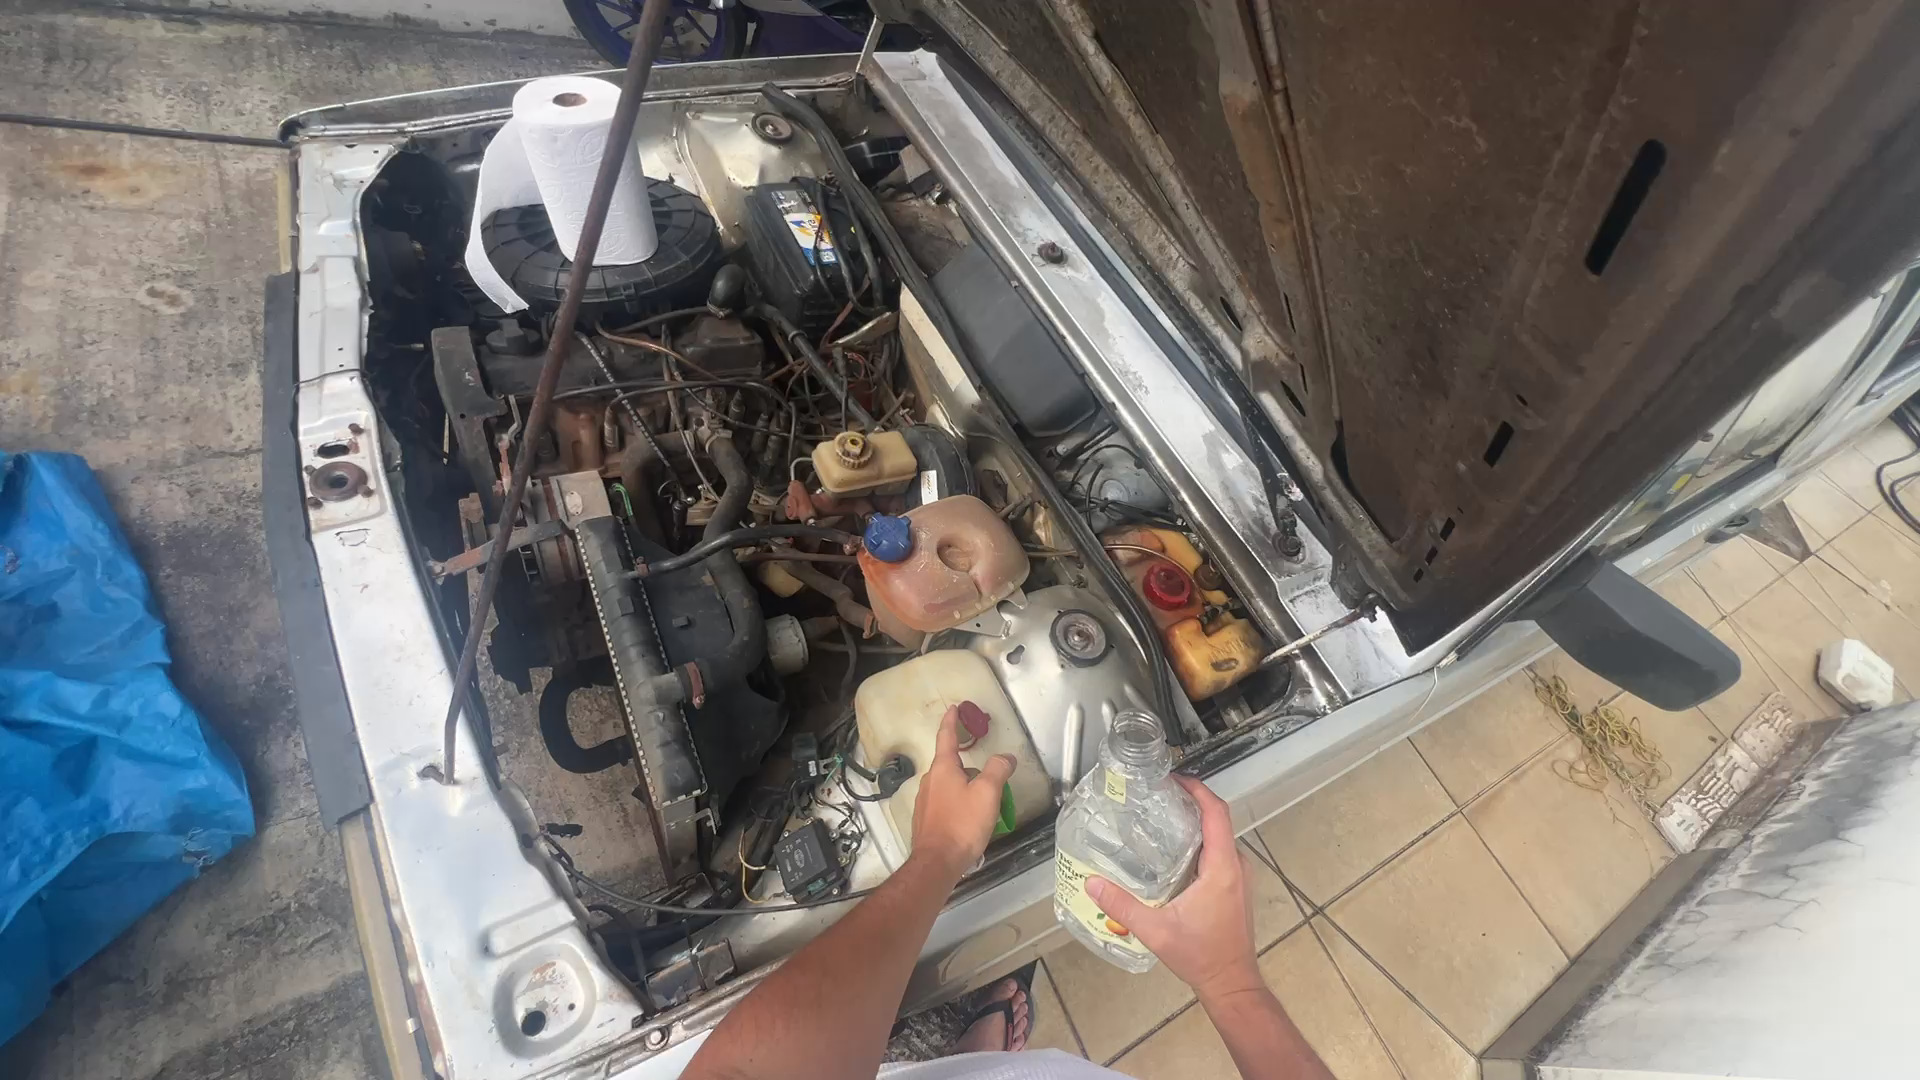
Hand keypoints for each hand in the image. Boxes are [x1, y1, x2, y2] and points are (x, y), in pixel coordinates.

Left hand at [909, 704, 1016, 880]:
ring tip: (984, 803)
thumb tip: (1005, 757)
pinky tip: (970, 821)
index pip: (946, 736)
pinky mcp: (925, 820)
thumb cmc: (962, 824)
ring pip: (949, 785)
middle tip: (987, 773)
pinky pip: (945, 803)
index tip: (953, 708)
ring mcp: (925, 800)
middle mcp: (930, 780)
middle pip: (950, 764)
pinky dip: (958, 804)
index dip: (951, 721)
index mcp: (943, 768)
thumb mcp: (987, 793)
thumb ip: (997, 770)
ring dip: (965, 788)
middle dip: (969, 765)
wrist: (936, 863)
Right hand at [1088, 775, 1262, 1003]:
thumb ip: (1123, 906)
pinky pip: (1220, 850)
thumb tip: (1093, 883)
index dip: (1198, 790)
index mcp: (1223, 868)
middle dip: (1191, 800)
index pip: (1217, 813)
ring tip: (1163, 815)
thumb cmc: (1202, 958)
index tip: (1174, 779)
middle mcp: (1236, 867)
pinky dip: (1201, 839)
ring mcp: (1239, 877)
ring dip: (1196, 820)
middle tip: (1160, 794)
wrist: (1232, 986)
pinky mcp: (1235, 887)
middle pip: (1218, 819)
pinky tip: (1175, 847)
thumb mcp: (1156, 932)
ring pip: (1219, 835)